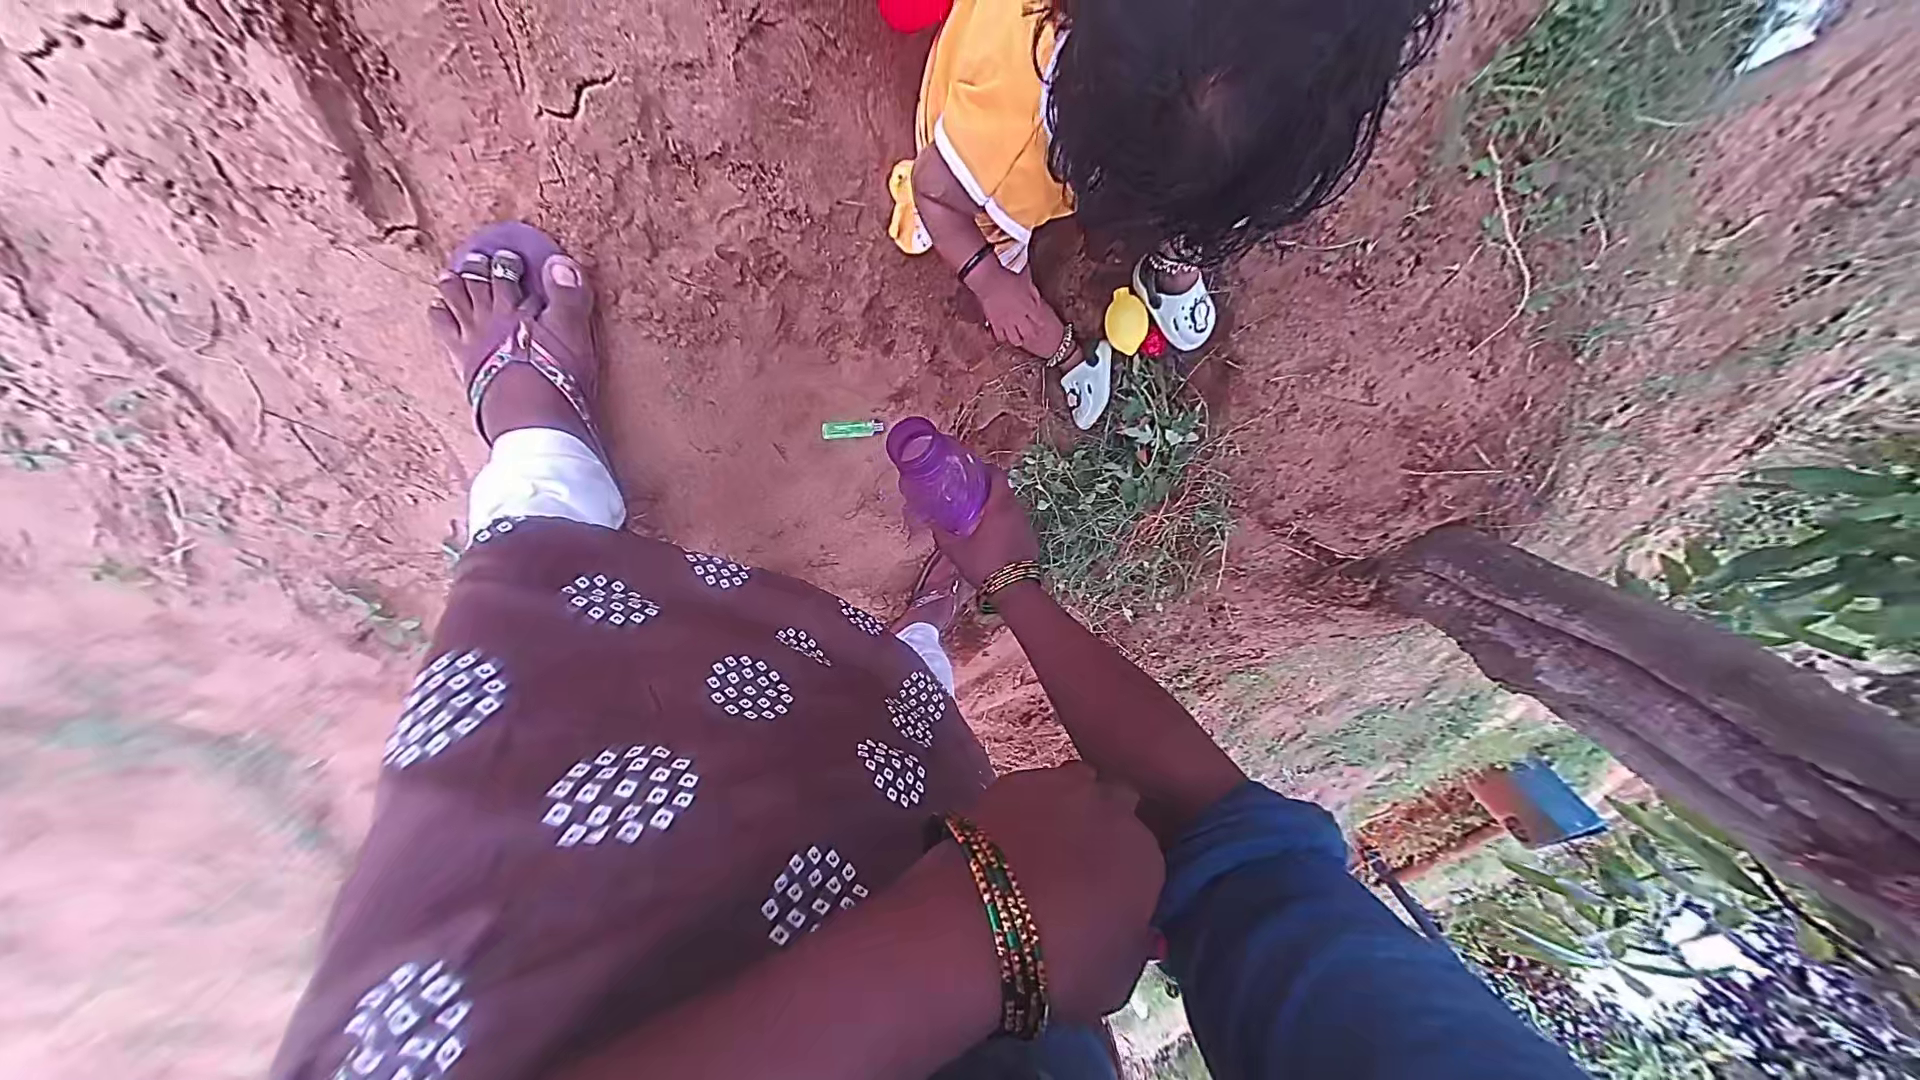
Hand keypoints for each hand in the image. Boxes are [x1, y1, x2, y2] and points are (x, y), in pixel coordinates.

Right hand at [933, 465, 1039, 585]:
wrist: (1014, 590)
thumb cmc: (985, 565)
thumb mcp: (956, 550)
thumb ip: (942, 533)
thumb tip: (930, 521)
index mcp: (1000, 506)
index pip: (997, 475)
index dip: (984, 469)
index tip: (970, 472)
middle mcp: (1016, 510)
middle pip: (1004, 489)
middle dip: (987, 487)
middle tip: (968, 492)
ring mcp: (1025, 524)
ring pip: (1011, 505)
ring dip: (996, 505)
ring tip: (977, 511)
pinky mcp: (1029, 537)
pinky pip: (1015, 520)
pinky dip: (1004, 519)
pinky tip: (992, 531)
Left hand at [963, 764, 1163, 1024]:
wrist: (979, 924)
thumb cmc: (1058, 966)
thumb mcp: (1117, 977)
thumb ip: (1133, 941)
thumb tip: (1133, 925)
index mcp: (1145, 854)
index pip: (1148, 852)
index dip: (1127, 869)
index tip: (1110, 889)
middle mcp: (1110, 807)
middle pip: (1117, 802)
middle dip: (1105, 822)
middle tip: (1080, 859)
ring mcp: (1061, 785)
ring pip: (1077, 782)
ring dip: (1070, 803)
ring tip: (1045, 839)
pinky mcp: (1015, 778)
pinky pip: (1034, 785)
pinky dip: (1028, 803)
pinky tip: (1011, 832)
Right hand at [970, 263, 1066, 356]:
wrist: (989, 280)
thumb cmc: (1007, 277)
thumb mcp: (1025, 280)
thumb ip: (1032, 292)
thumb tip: (1037, 298)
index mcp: (1028, 306)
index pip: (1039, 319)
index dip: (1040, 322)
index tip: (1040, 323)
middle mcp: (1019, 317)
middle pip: (1029, 333)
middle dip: (1031, 334)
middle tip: (1031, 334)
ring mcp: (1007, 322)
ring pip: (1015, 339)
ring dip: (1018, 340)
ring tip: (1018, 339)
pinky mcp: (995, 324)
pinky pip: (1000, 337)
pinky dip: (1002, 337)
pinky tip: (1003, 336)